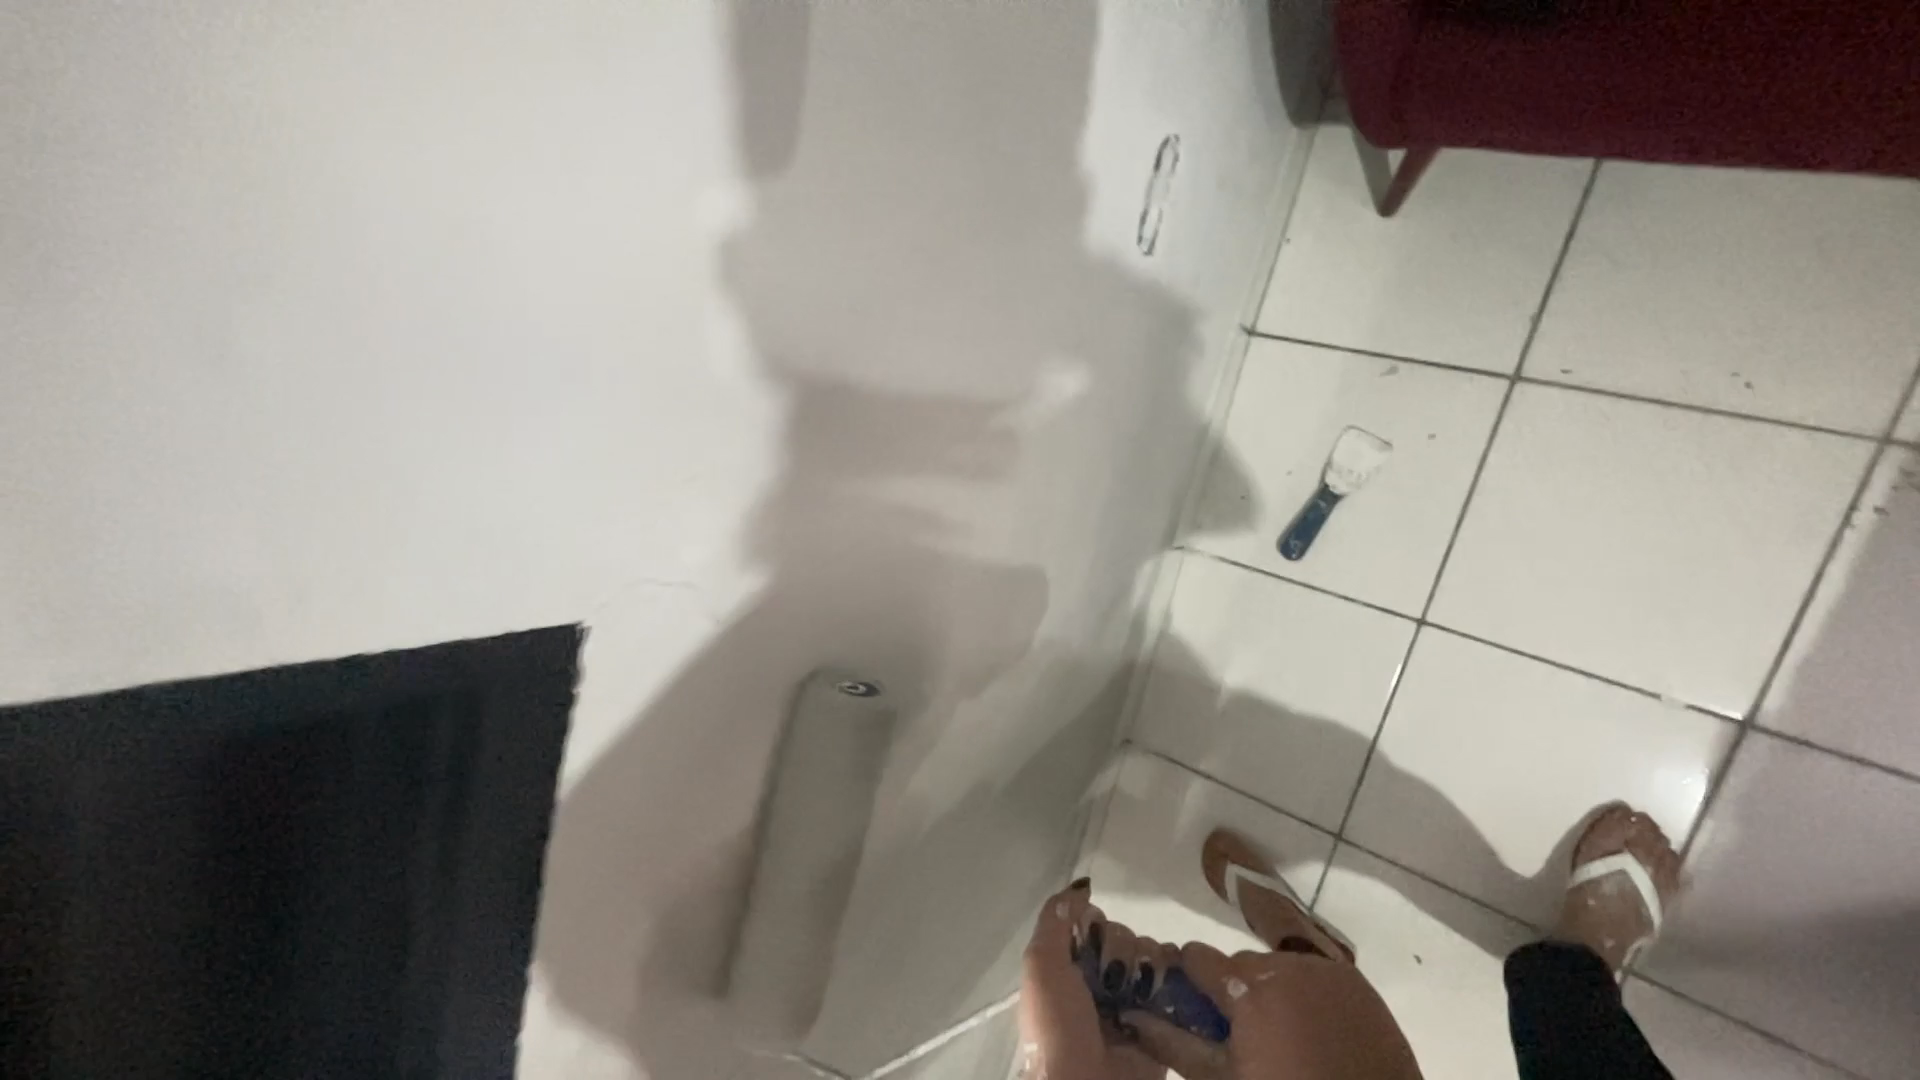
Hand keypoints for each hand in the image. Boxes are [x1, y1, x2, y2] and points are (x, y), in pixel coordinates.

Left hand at [1017, 881, 1168, 1079]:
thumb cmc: (1058, 1025)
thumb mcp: (1041, 966)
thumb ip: (1055, 920)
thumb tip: (1083, 885)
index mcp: (1070, 965)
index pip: (1096, 921)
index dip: (1096, 929)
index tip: (1089, 948)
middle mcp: (1101, 978)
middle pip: (1126, 936)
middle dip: (1121, 954)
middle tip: (1110, 985)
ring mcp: (1133, 999)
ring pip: (1152, 955)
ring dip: (1145, 972)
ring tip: (1134, 1001)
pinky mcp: (1163, 1019)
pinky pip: (1176, 982)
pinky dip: (1172, 982)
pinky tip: (1160, 996)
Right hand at [1119, 942, 1421, 1079]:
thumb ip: (1172, 1043)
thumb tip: (1131, 1015)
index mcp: (1247, 987)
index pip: (1196, 957)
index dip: (1189, 981)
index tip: (1194, 1010)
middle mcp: (1284, 964)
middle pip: (1238, 963)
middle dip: (1235, 994)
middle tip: (1244, 1040)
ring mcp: (1326, 972)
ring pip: (1277, 968)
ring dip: (1271, 993)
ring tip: (1285, 1041)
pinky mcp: (1359, 985)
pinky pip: (1316, 977)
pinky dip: (1308, 997)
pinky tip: (1316, 1035)